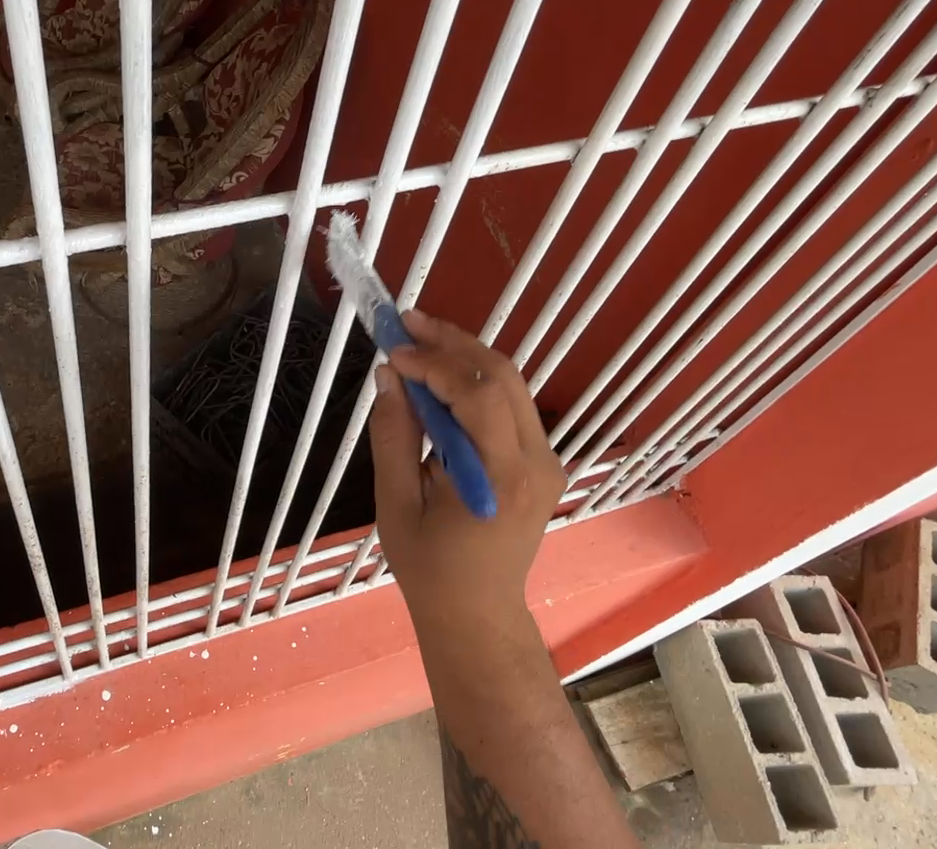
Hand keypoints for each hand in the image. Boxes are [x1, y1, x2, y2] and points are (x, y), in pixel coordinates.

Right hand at [370, 310, 566, 647]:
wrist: (477, 614)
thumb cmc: (429, 568)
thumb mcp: (396, 504)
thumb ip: (393, 436)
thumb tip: (390, 376)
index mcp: (501, 479)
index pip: (477, 397)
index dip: (434, 364)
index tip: (393, 352)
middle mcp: (537, 462)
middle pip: (503, 377)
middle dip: (453, 342)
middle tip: (407, 322)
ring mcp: (547, 460)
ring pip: (511, 385)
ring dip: (465, 356)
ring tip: (420, 337)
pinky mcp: (541, 462)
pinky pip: (511, 406)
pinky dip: (475, 381)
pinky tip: (441, 375)